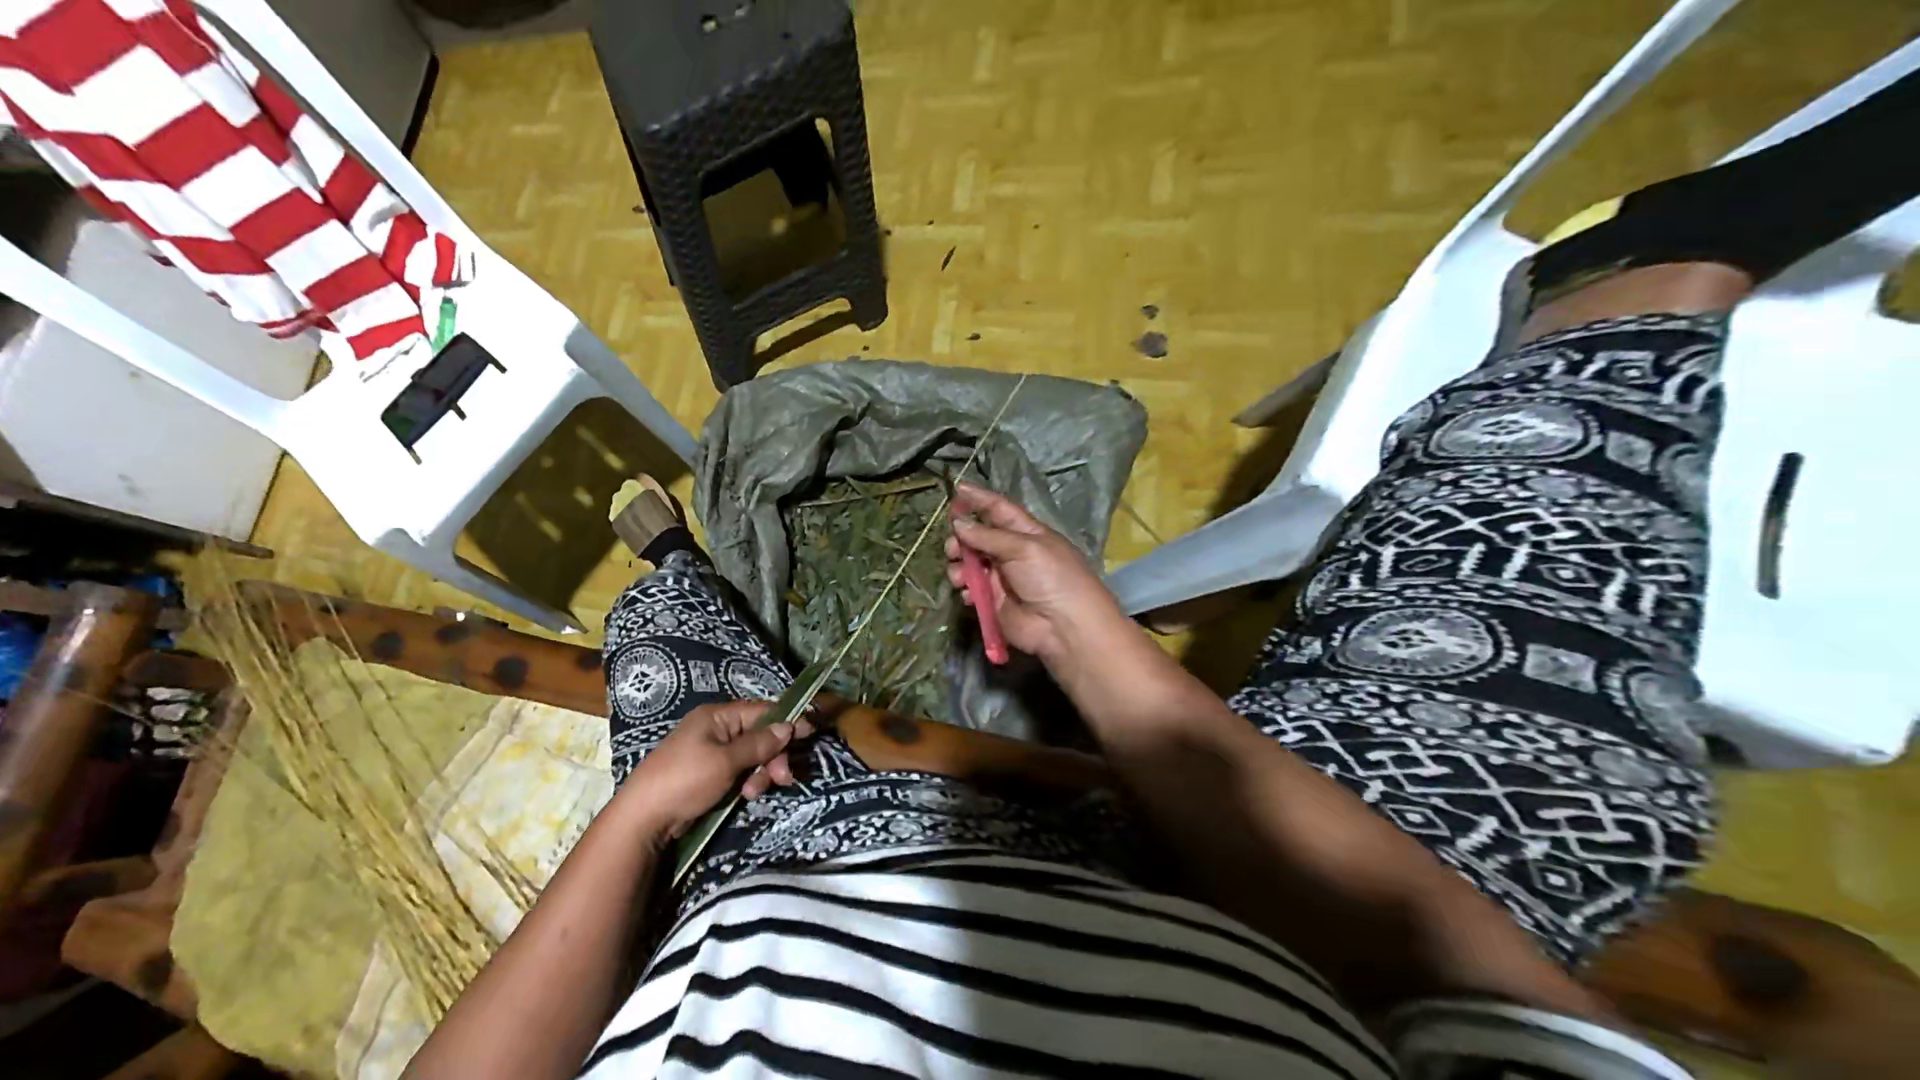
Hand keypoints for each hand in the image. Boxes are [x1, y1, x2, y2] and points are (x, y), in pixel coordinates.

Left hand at [616, 701, 811, 845]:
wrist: (644, 819)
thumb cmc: (684, 781)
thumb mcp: (725, 760)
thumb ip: (759, 743)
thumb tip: (788, 725)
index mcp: (717, 717)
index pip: (762, 710)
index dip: (787, 720)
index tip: (810, 731)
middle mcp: (717, 730)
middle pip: (760, 734)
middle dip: (774, 755)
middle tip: (783, 777)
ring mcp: (713, 753)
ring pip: (753, 755)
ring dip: (762, 772)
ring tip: (755, 791)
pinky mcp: (711, 774)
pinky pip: (741, 770)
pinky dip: (749, 781)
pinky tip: (747, 795)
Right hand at [944, 482, 1131, 666]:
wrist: (1063, 627)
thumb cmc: (1051, 577)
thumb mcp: (1024, 548)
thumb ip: (988, 536)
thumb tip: (958, 524)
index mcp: (1026, 532)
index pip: (998, 509)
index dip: (979, 499)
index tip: (956, 489)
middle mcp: (1012, 552)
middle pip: (979, 536)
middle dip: (961, 538)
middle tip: (952, 546)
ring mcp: (1001, 577)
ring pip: (970, 563)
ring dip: (959, 565)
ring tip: (959, 574)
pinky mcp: (993, 601)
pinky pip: (971, 589)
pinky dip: (965, 588)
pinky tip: (968, 593)